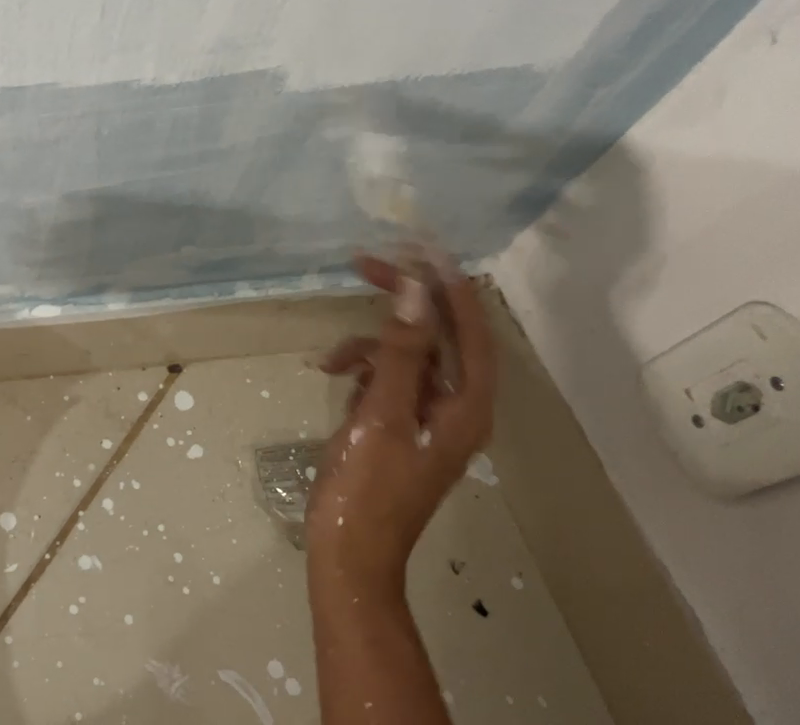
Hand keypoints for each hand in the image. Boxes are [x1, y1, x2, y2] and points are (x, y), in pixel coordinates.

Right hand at [305, 252, 496, 599]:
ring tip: (329, 363)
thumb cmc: (367, 489)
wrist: (348, 553)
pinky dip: (360, 372)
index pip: (470, 329)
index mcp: (467, 407)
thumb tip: (416, 290)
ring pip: (404, 356)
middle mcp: (457, 407)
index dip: (448, 284)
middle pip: (438, 336)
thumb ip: (401, 351)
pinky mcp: (399, 426)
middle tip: (363, 263)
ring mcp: (426, 418)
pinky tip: (332, 379)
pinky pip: (386, 380)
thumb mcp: (382, 415)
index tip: (417, 245)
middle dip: (402, 301)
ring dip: (368, 346)